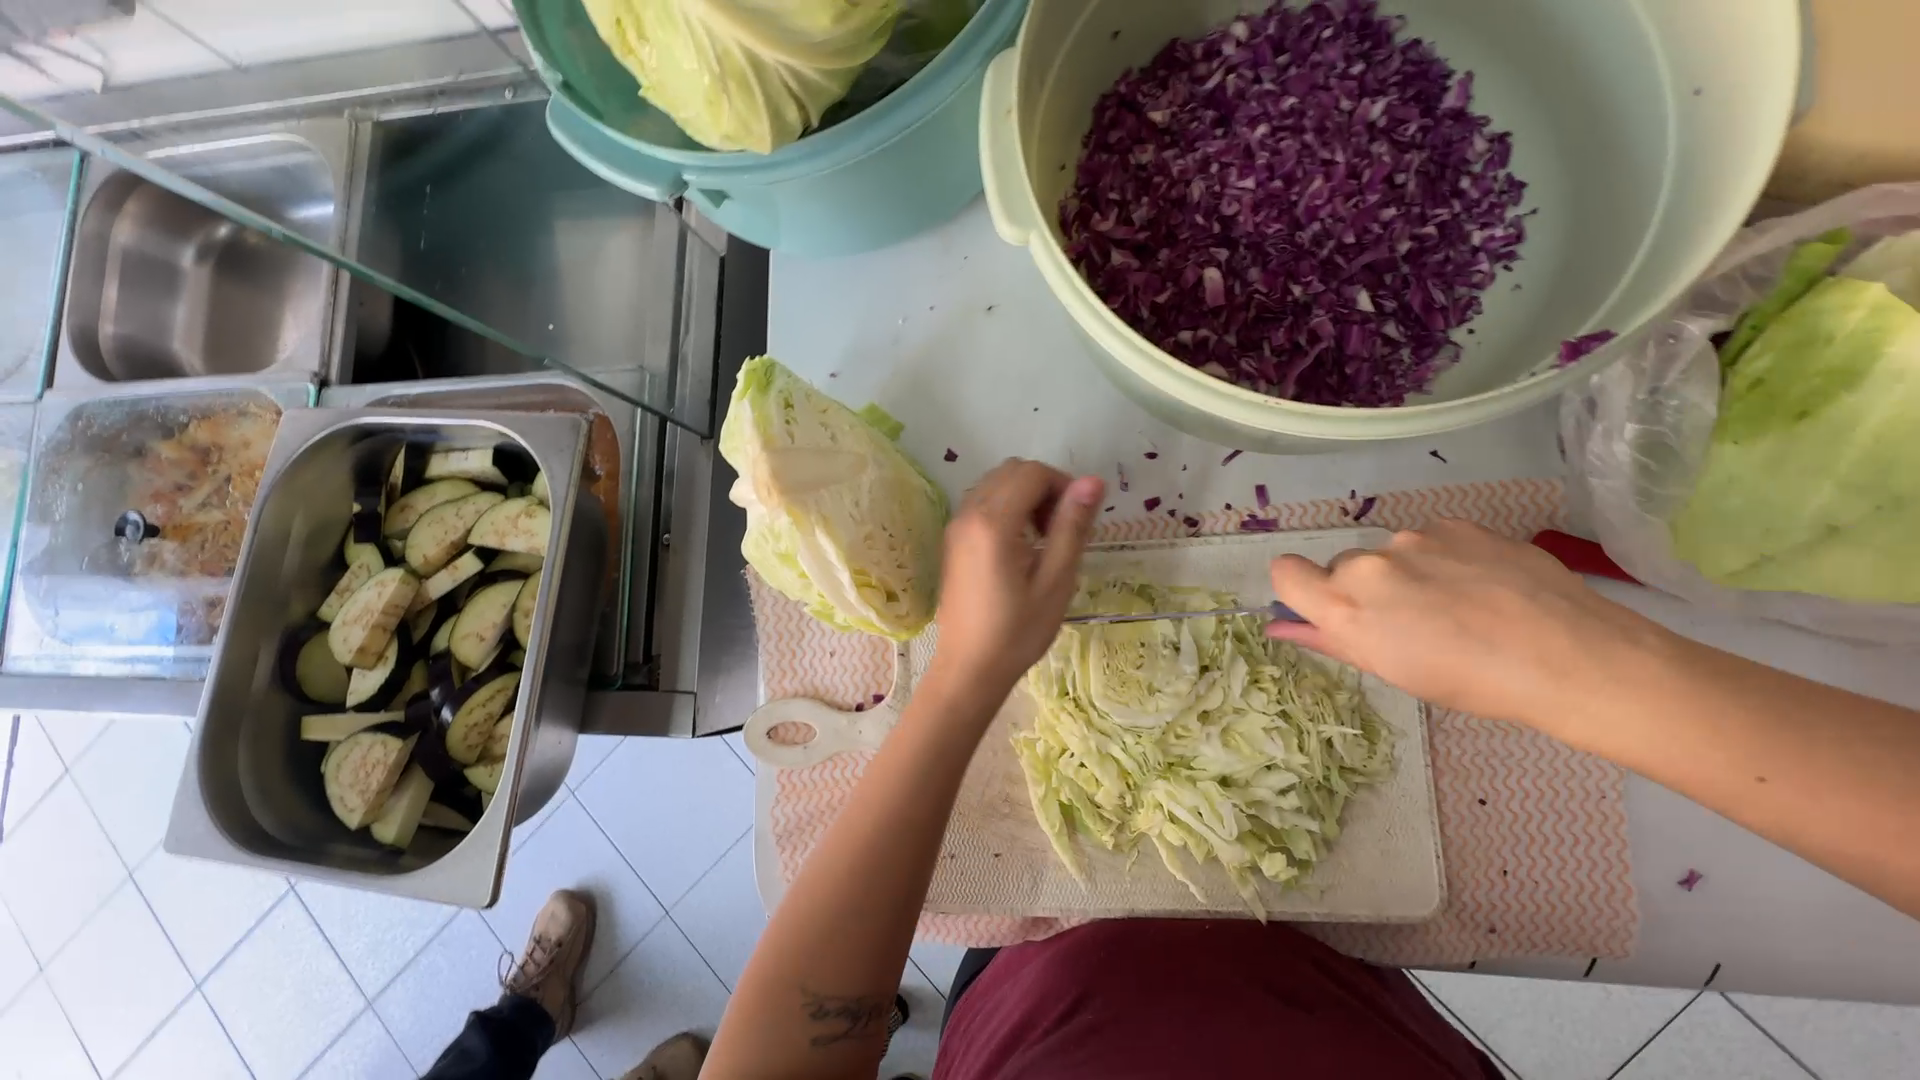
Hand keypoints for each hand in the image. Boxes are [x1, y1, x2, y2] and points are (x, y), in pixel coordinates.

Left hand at [928, 459, 1104, 693]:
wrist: (969, 669)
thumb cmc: (1017, 631)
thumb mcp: (1056, 580)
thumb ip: (1072, 526)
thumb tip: (1094, 481)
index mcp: (993, 522)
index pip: (1032, 472)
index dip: (1062, 485)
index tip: (1077, 519)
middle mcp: (968, 514)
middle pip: (1011, 471)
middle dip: (1043, 487)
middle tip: (1061, 529)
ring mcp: (955, 526)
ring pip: (995, 483)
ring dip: (1024, 496)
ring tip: (1043, 540)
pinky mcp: (952, 540)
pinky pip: (981, 502)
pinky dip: (1006, 508)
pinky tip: (1020, 547)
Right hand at [1266, 520, 1667, 729]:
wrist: (1569, 656)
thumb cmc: (1469, 682)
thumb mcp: (1391, 670)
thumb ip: (1328, 640)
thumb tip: (1280, 625)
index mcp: (1345, 605)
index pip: (1284, 571)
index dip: (1300, 590)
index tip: (1330, 609)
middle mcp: (1369, 563)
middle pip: (1343, 566)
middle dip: (1365, 589)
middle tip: (1410, 622)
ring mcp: (1415, 538)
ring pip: (1391, 554)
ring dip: (1408, 574)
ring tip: (1458, 605)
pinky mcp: (1457, 524)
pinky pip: (1432, 540)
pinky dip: (1445, 559)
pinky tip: (1482, 585)